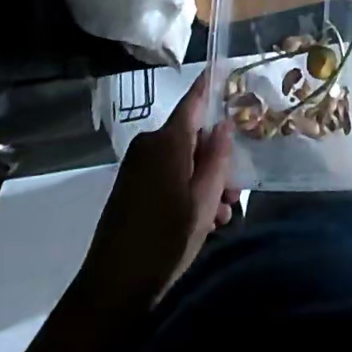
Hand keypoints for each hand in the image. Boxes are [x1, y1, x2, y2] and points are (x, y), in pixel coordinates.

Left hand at [77, 72, 235, 311]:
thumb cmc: (165, 239)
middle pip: (193, 138)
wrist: (114, 285)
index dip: (209, 86)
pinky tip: (204, 221)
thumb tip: (224, 124)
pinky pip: (168, 176)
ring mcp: (138, 166)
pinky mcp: (132, 186)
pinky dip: (188, 191)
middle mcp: (150, 146)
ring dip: (206, 183)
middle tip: (237, 194)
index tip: (222, 67)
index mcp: (167, 143)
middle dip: (218, 160)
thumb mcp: (203, 201)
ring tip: (223, 217)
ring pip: (183, 161)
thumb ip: (217, 159)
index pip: (193, 103)